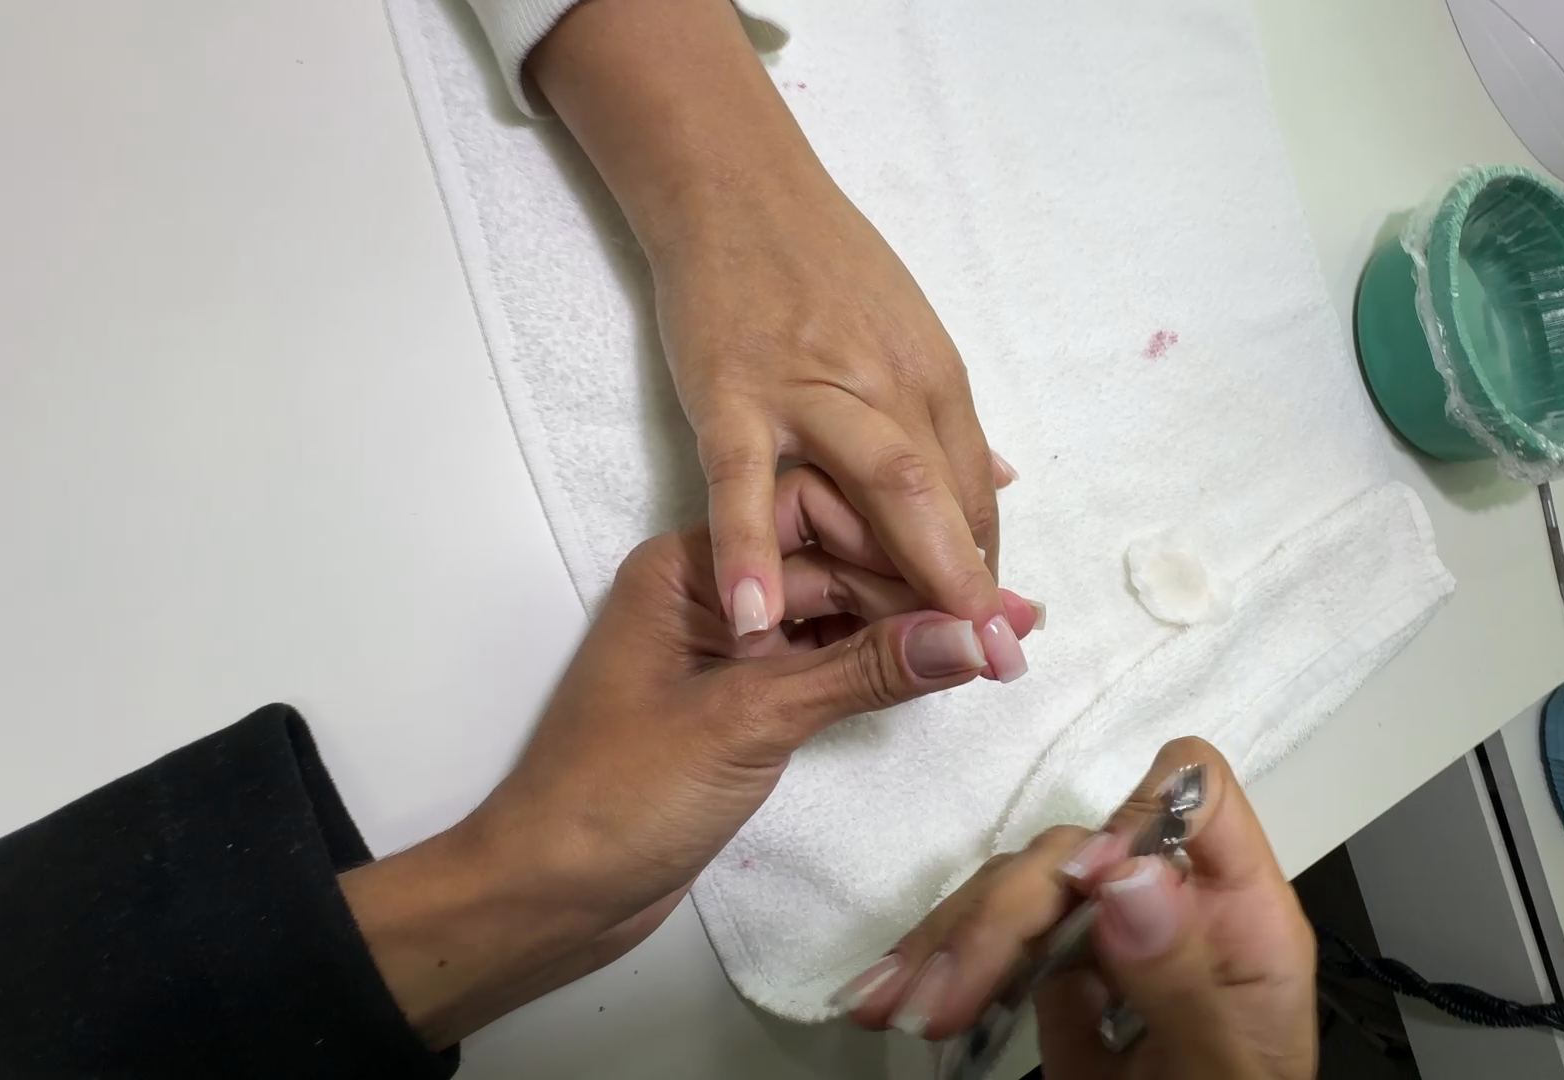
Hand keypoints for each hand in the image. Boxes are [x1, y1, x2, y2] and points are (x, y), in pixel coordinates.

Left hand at [340, 468, 1038, 1047]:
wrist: (553, 896)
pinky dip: (884, 663)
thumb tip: (974, 639)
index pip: (814, 522)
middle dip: (920, 594)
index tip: (977, 584)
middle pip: (837, 566)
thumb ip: (866, 671)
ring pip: (841, 614)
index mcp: (694, 563)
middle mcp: (719, 587)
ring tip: (997, 640)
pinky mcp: (754, 688)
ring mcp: (739, 640)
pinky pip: (830, 657)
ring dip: (912, 629)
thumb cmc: (624, 793)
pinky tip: (942, 665)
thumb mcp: (750, 720)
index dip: (898, 550)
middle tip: (1009, 618)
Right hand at [528, 0, 1021, 676]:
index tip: (991, 622)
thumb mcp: (912, 339)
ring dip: (908, 577)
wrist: (739, 188)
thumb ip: (951, 422)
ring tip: (924, 659)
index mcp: (935, 379)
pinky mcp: (734, 392)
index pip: (974, 492)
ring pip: (879, 488)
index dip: (985, 564)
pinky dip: (753, 550)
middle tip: (1000, 663)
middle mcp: (891, 386)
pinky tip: (758, 619)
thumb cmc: (828, 271)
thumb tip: (1005, 484)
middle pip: (946, 498)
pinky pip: (746, 479)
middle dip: (977, 585)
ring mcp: (813, 389)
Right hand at [837, 738, 1317, 1079]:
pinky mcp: (1057, 967)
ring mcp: (1106, 932)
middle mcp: (1163, 902)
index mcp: (1231, 914)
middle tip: (938, 996)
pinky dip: (941, 960)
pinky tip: (895, 992)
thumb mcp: (1227, 1073)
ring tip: (890, 1001)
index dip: (1137, 813)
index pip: (1194, 797)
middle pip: (1074, 852)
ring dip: (951, 939)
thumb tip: (1121, 872)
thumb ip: (1185, 981)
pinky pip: (994, 939)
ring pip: (1018, 889)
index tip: (1082, 883)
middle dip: (1000, 914)